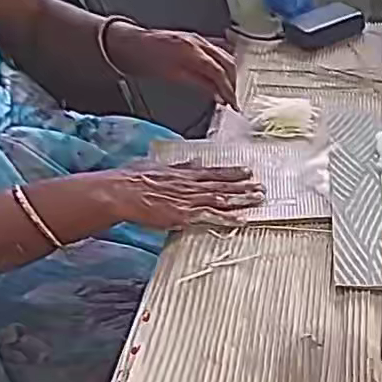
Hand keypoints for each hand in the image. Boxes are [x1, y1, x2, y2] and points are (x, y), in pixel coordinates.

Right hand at [97, 164, 262, 228]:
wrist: (119, 192)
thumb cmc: (133, 180)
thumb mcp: (159, 167)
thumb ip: (181, 166)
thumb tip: (196, 161)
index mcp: (184, 174)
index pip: (214, 172)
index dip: (232, 172)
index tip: (248, 171)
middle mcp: (191, 185)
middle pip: (223, 185)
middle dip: (244, 186)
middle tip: (262, 187)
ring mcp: (190, 200)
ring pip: (222, 199)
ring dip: (242, 200)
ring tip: (258, 200)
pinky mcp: (186, 215)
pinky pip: (212, 217)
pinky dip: (228, 218)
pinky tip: (242, 220)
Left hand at [104, 23, 238, 108]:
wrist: (125, 43)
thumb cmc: (143, 58)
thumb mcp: (173, 76)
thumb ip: (200, 83)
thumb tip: (218, 95)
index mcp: (192, 50)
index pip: (220, 73)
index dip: (229, 90)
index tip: (234, 104)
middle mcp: (197, 41)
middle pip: (227, 63)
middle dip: (234, 83)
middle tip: (236, 99)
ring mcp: (196, 38)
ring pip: (225, 56)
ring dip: (232, 73)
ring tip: (232, 89)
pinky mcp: (194, 39)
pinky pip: (217, 50)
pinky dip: (224, 63)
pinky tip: (225, 73)